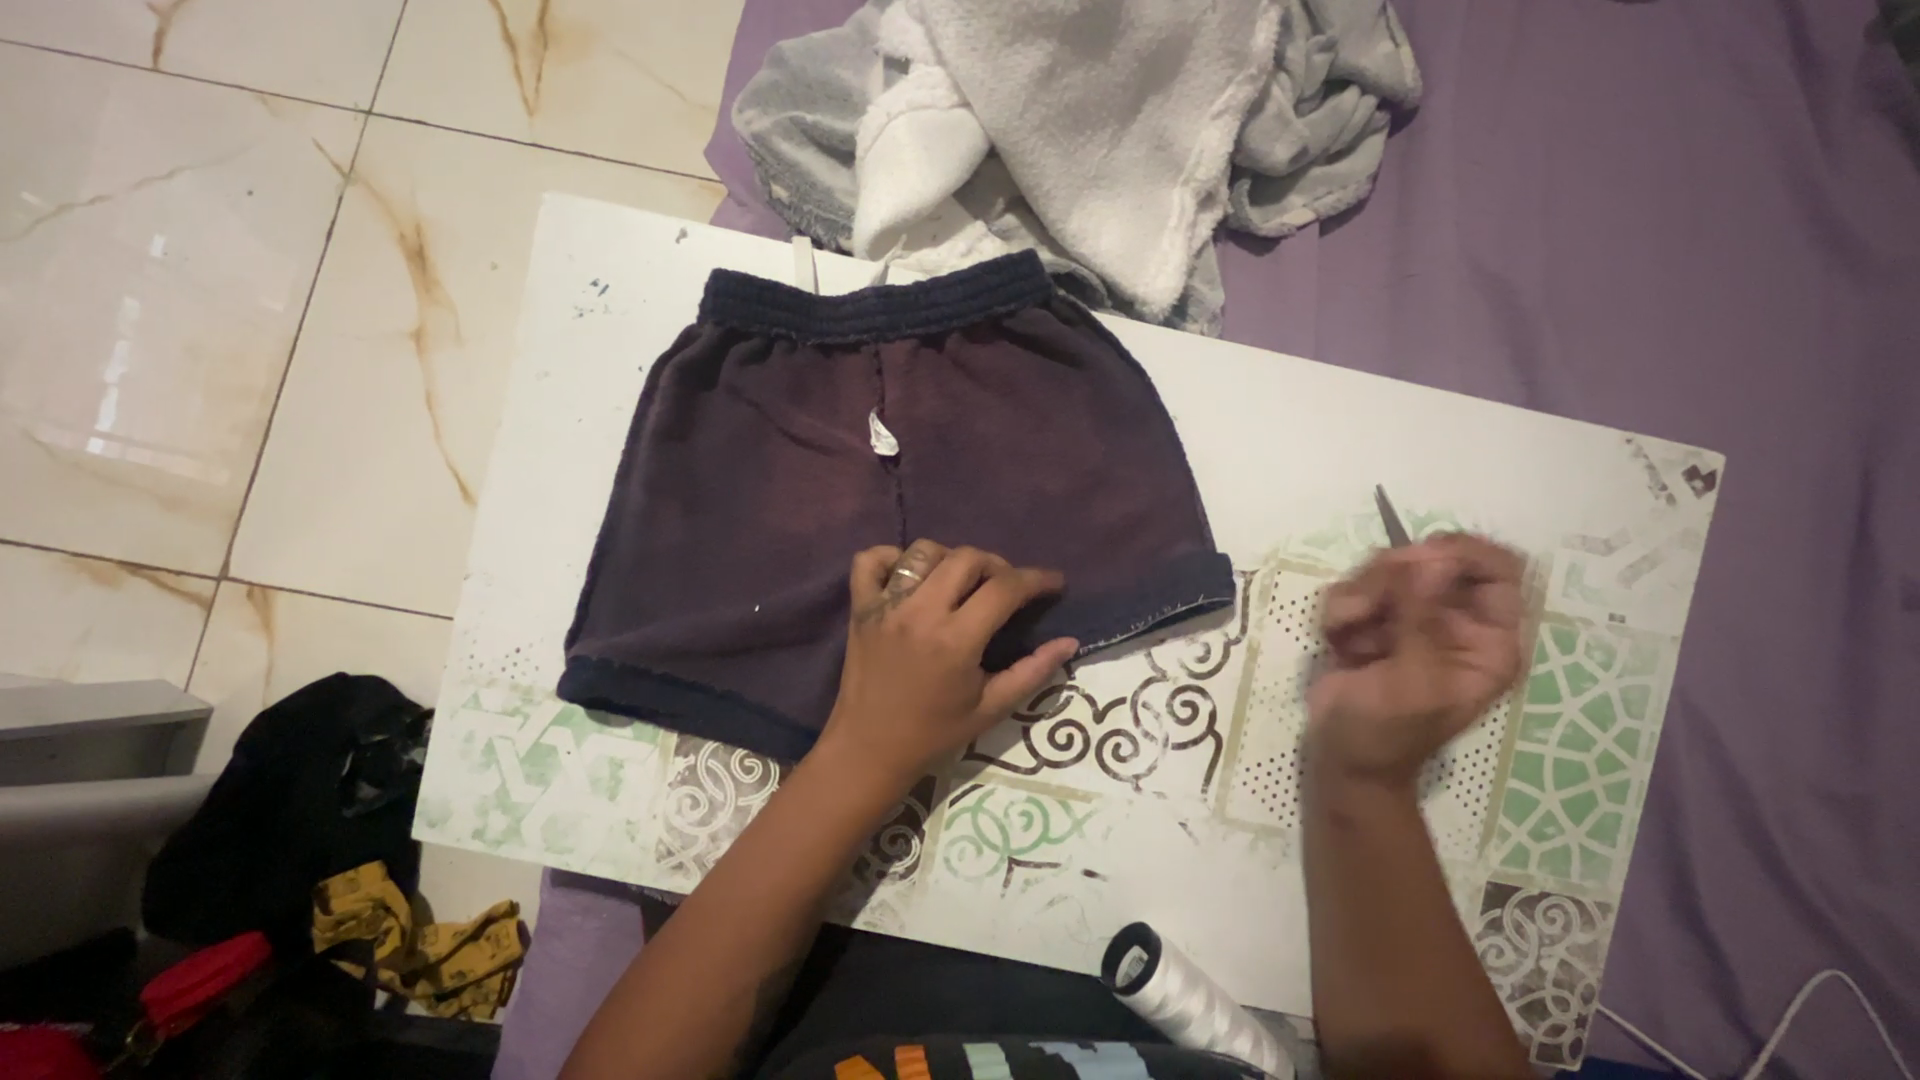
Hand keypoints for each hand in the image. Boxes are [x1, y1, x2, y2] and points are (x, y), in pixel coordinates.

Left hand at [811, 539, 1077, 797]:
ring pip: (922, 552)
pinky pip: (869, 560)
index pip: (1005, 588)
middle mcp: (919, 613)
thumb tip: (1070, 642)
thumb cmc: (934, 733)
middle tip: (1007, 586)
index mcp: (956, 640)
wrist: (869, 749)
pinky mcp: (860, 607)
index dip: (1037, 579)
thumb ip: (1032, 672)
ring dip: (950, 558)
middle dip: (997, 565)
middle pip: (967, 558)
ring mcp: (885, 606)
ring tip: (962, 581)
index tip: (1053, 583)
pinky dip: (891, 557)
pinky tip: (910, 576)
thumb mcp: (991, 709)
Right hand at [1307, 533, 1530, 794]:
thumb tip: (1433, 557)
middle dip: (1390, 578)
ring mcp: (1411, 618)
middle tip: (1367, 607)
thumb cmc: (1389, 732)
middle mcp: (1455, 620)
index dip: (1463, 552)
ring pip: (1385, 570)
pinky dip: (1340, 613)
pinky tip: (1340, 645)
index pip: (1498, 569)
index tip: (1419, 555)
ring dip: (1358, 599)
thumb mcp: (1413, 678)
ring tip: (1349, 638)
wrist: (1343, 759)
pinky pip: (1353, 589)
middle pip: (1431, 559)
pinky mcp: (1371, 620)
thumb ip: (1422, 617)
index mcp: (1487, 638)